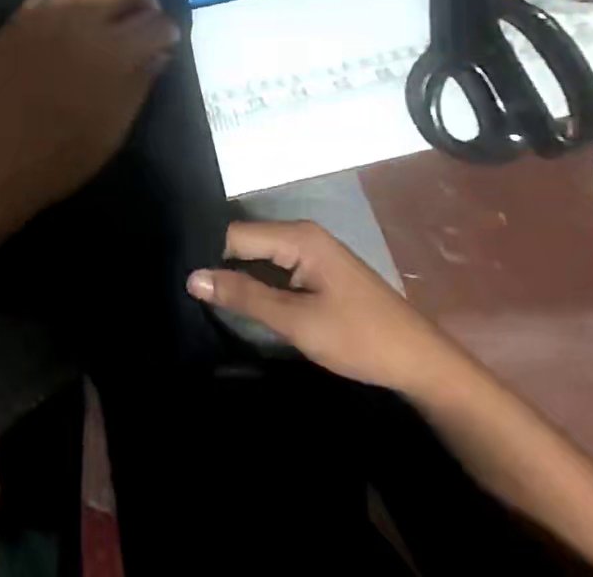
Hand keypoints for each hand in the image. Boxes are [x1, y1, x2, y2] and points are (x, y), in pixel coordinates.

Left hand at [0, 0, 180, 209]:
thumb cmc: (61, 155)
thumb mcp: (115, 128)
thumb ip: (140, 82)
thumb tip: (158, 53)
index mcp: (112, 50)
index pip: (155, 22)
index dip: (168, 30)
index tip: (168, 42)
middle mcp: (80, 20)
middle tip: (146, 18)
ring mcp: (43, 17)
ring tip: (112, 14)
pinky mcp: (16, 24)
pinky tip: (73, 22)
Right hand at [186, 220, 458, 393]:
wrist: (415, 359)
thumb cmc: (358, 338)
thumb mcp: (296, 321)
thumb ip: (245, 297)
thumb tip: (193, 277)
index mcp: (299, 237)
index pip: (236, 233)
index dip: (207, 253)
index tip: (176, 277)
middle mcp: (303, 235)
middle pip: (246, 241)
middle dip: (218, 263)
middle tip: (181, 289)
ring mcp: (311, 253)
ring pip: (259, 256)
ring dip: (235, 275)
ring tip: (198, 296)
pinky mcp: (315, 272)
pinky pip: (274, 269)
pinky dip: (255, 284)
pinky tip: (234, 301)